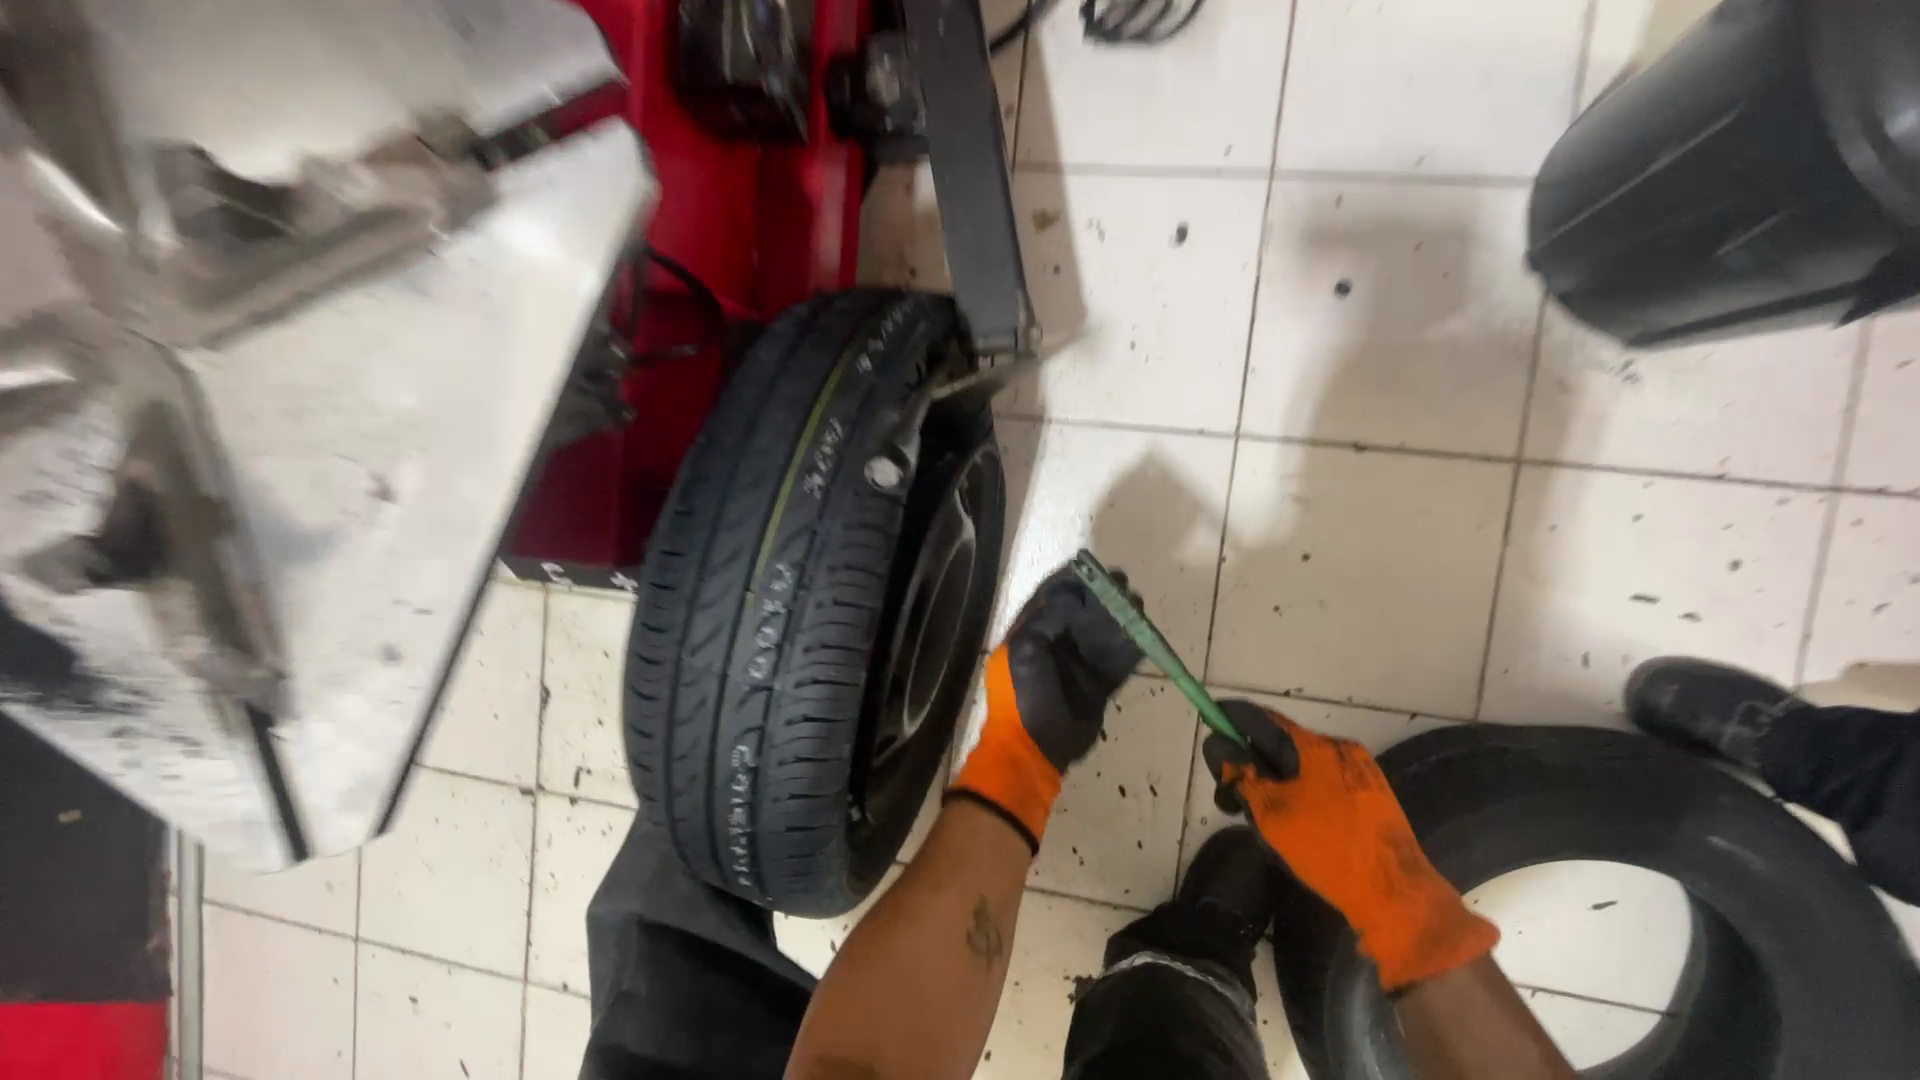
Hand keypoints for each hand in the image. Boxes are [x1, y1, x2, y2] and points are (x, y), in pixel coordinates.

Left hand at [949, 565, 1143, 850]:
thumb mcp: (1024, 651)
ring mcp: (1077, 666)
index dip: (1070, 580)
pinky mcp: (1096, 687)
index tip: (1091, 566)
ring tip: (1138, 602)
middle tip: (1123, 582)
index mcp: (1028, 634)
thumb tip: (1072, 600)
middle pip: (1082, 612)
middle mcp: (1054, 645)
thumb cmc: (1021, 697)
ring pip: (1103, 634)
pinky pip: (1117, 662)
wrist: (1031, 750)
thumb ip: (1046, 621)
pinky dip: (1131, 647)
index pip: (1050, 598)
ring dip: (1121, 618)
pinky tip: (1145, 634)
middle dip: (1102, 596)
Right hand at [1203, 700, 1497, 990]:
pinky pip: (1321, 786)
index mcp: (1315, 747)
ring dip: (1272, 787)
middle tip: (1229, 801)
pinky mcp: (1370, 797)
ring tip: (1263, 828)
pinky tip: (1292, 832)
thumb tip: (1216, 745)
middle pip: (1278, 745)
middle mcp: (1339, 750)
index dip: (1230, 717)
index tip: (1209, 720)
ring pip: (1298, 769)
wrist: (1396, 896)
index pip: (1261, 718)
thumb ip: (1240, 775)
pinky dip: (1297, 797)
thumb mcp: (1271, 814)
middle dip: (1248, 766)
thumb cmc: (1328, 849)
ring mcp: (1358, 774)